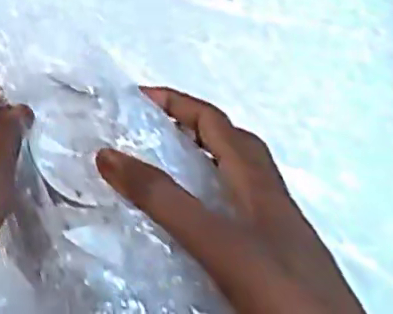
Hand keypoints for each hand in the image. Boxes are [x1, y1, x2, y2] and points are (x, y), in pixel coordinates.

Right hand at [96, 88, 362, 313]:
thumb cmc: (286, 297)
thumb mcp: (218, 244)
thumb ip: (164, 200)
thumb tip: (106, 153)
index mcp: (261, 189)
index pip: (216, 124)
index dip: (176, 103)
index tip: (134, 100)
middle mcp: (272, 208)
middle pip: (231, 150)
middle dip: (186, 130)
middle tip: (143, 133)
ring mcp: (279, 244)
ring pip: (232, 187)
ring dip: (194, 170)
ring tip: (153, 176)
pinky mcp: (277, 275)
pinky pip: (232, 222)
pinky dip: (202, 210)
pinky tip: (182, 231)